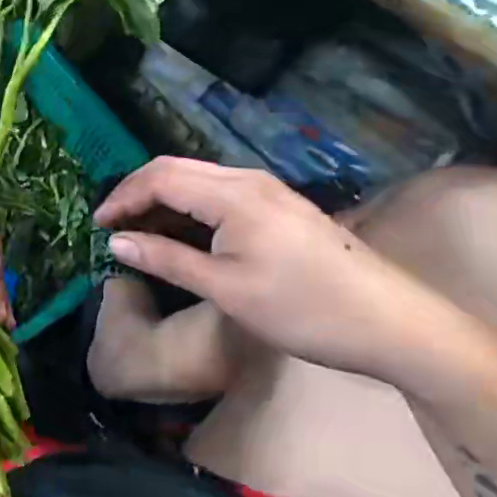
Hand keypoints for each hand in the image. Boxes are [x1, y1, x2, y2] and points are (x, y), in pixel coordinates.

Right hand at [95, 158, 467, 380]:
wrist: (398, 327)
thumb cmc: (305, 309)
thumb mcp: (226, 289)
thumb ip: (166, 259)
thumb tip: (115, 242)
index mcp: (232, 193)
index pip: (159, 178)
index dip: (122, 197)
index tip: (97, 225)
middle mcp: (246, 179)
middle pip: (174, 169)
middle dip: (137, 192)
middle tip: (113, 224)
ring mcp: (266, 190)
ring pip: (196, 178)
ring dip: (162, 197)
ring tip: (140, 229)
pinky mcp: (279, 206)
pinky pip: (217, 191)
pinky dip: (188, 205)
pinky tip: (182, 231)